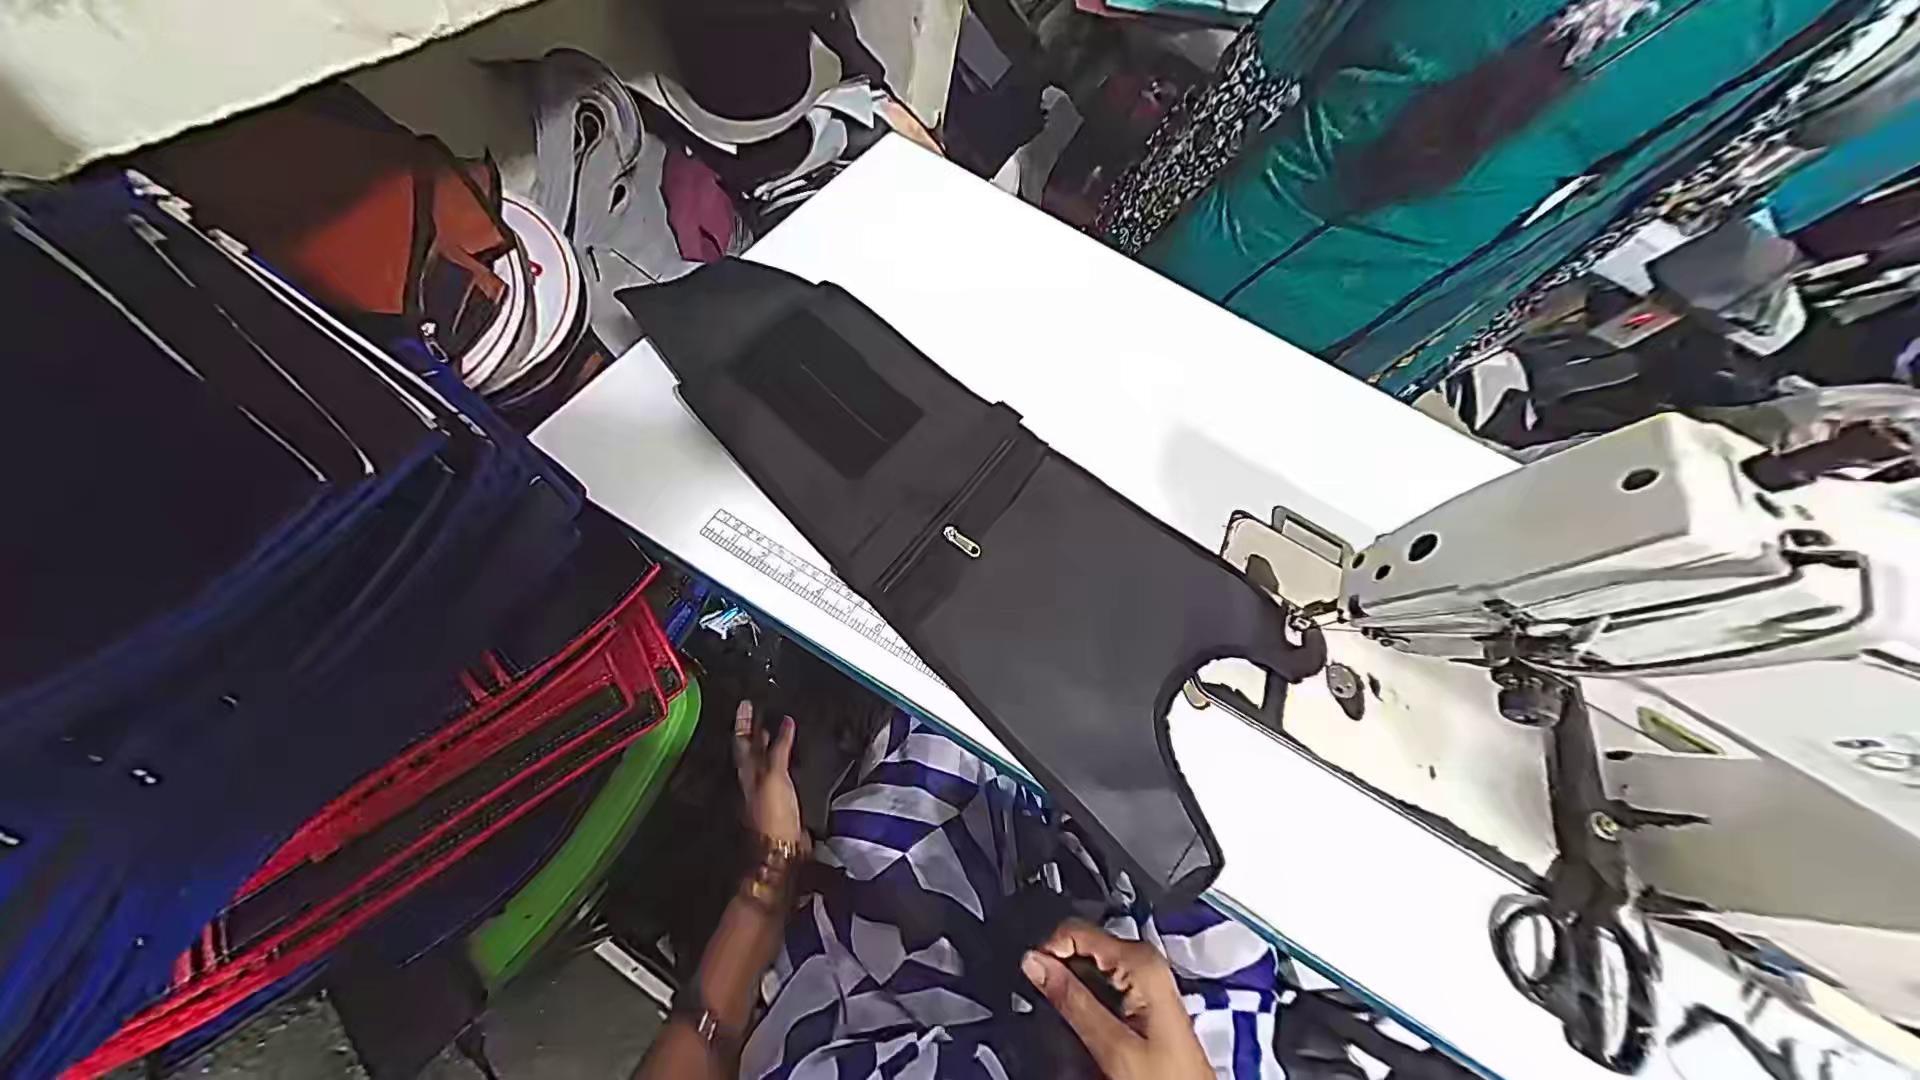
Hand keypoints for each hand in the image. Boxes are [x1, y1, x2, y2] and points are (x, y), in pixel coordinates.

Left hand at [733, 701, 804, 847]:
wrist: (780, 849)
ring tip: (776, 726)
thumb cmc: (771, 813)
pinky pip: (780, 769)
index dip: (743, 720)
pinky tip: (791, 756)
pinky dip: (784, 757)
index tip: (745, 702)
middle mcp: (753, 776)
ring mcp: (766, 787)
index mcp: (746, 769)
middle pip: (751, 747)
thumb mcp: (774, 774)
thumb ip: (779, 748)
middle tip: (759, 709)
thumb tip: (785, 722)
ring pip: (765, 757)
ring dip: (769, 742)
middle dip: (754, 729)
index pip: (742, 738)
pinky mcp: (780, 797)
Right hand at [1021, 919, 1211, 1079]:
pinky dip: (1086, 995)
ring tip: (1066, 1016)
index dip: (1049, 950)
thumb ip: (1071, 1001)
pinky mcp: (1143, 993)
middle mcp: (1144, 959)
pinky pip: (1103, 979)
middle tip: (1047, 1002)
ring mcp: (1145, 975)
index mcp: (1140, 961)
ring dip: (1072, 985)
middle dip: (1060, 968)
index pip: (1077, 930)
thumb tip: (1034, 961)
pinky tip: (1085, 1021)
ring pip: (1090, 963)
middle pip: (1083, 944)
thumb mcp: (1113, 1047)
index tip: (1033, 976)